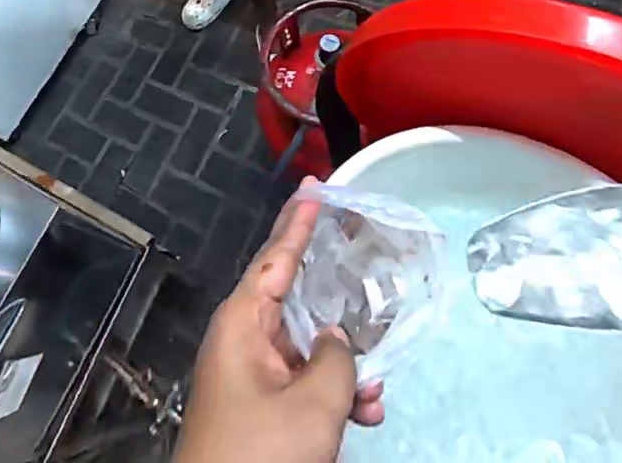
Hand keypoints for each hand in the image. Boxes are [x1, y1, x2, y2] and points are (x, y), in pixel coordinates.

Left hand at [174, 177, 384, 462]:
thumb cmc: (261, 454)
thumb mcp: (313, 404)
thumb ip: (336, 359)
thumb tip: (335, 341)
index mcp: (243, 321)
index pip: (276, 254)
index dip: (299, 219)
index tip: (314, 186)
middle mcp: (244, 338)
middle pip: (295, 295)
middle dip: (334, 290)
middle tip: (362, 257)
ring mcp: (252, 375)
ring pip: (308, 345)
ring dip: (345, 361)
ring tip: (378, 379)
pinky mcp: (262, 409)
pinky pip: (304, 382)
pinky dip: (335, 392)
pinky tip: (367, 412)